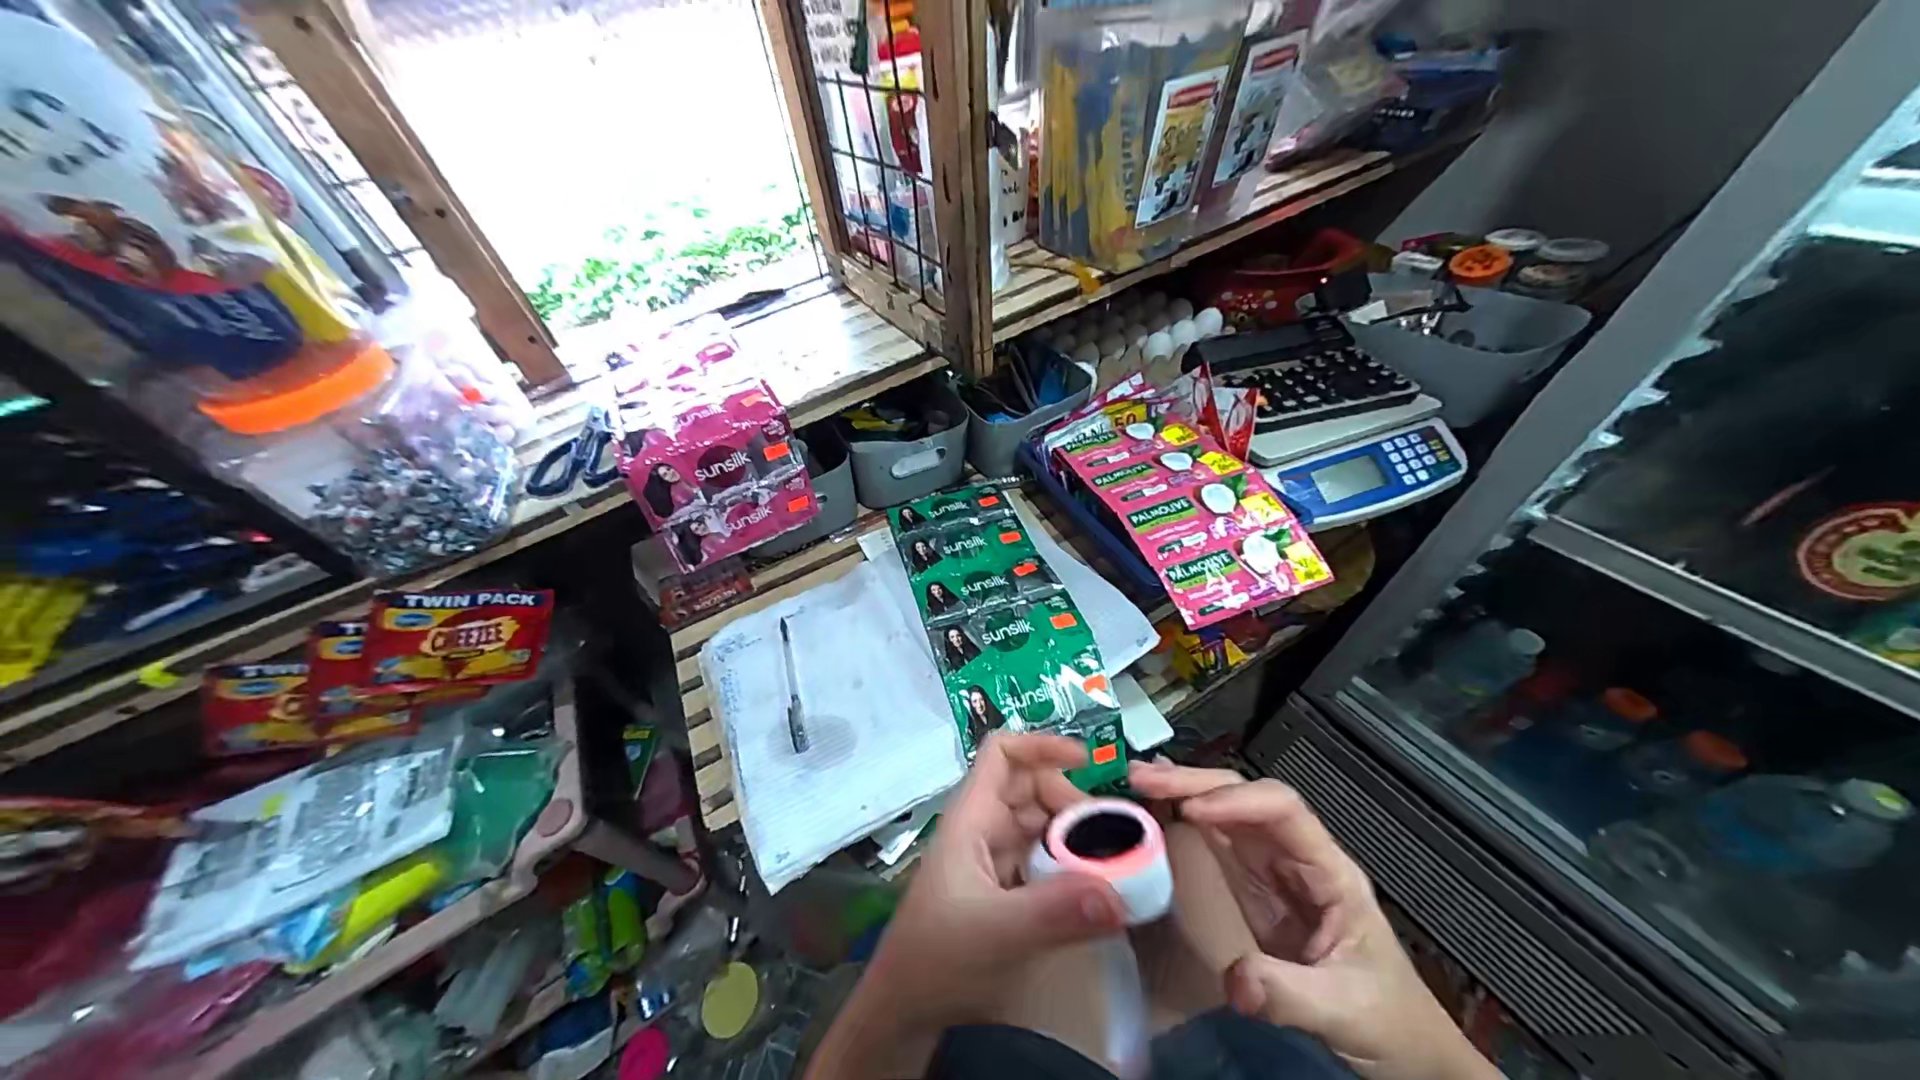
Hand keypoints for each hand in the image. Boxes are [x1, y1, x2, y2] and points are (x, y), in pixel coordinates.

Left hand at [807, 735, 1126, 1077]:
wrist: (905, 1010)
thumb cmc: (938, 959)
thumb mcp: (997, 933)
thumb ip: (1056, 913)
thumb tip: (1118, 892)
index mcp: (971, 818)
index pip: (1002, 754)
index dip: (1041, 745)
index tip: (1085, 761)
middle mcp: (981, 828)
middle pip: (1029, 786)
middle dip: (1068, 798)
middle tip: (1105, 833)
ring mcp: (991, 858)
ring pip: (1037, 822)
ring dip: (1071, 833)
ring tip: (1107, 860)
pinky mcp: (1001, 887)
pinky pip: (1040, 857)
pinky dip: (1067, 863)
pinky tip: (1091, 888)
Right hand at [1128, 761, 1496, 1079]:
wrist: (1401, 1048)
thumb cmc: (1389, 1022)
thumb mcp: (1346, 1012)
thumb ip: (1290, 995)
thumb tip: (1233, 977)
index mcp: (1329, 870)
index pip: (1283, 811)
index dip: (1236, 801)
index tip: (1191, 811)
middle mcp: (1295, 856)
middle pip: (1244, 797)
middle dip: (1194, 782)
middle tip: (1142, 778)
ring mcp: (1270, 868)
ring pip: (1223, 809)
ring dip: (1180, 790)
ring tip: (1137, 782)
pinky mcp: (1249, 884)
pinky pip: (1213, 836)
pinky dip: (1180, 815)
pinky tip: (1155, 805)